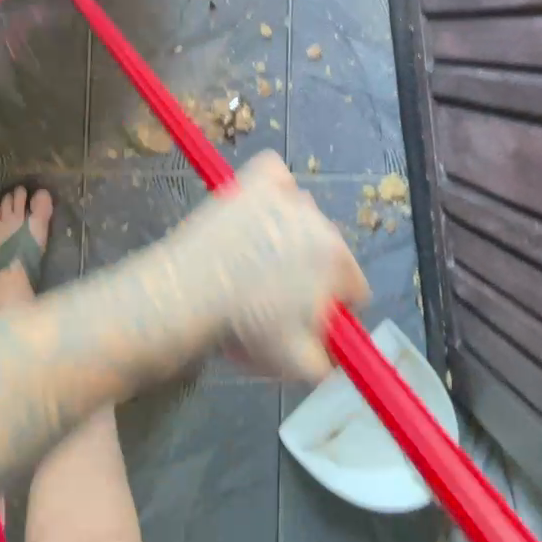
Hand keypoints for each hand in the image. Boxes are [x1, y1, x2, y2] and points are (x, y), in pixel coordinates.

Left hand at [166, 151, 369, 379]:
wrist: (187, 291)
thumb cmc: (244, 328)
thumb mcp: (300, 365)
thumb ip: (330, 359)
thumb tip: (332, 349)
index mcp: (337, 261)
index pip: (355, 287)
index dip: (333, 307)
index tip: (307, 317)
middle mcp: (319, 219)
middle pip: (328, 249)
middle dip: (310, 271)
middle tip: (275, 292)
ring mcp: (287, 193)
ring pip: (302, 215)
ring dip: (289, 232)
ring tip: (253, 258)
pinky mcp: (255, 177)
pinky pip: (277, 175)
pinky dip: (271, 189)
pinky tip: (254, 210)